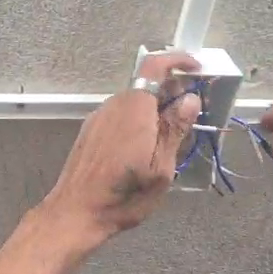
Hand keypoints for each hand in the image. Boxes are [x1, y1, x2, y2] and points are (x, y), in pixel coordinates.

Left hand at [37, 51, 202, 245]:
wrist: (75, 213)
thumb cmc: (124, 196)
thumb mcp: (161, 168)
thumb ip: (175, 129)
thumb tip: (190, 99)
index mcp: (134, 109)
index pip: (155, 66)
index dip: (178, 60)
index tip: (197, 69)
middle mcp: (114, 105)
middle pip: (146, 85)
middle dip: (171, 93)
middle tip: (190, 117)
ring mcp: (99, 117)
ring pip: (134, 102)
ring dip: (155, 110)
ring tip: (171, 140)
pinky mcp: (91, 130)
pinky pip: (121, 115)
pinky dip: (139, 120)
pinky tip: (145, 148)